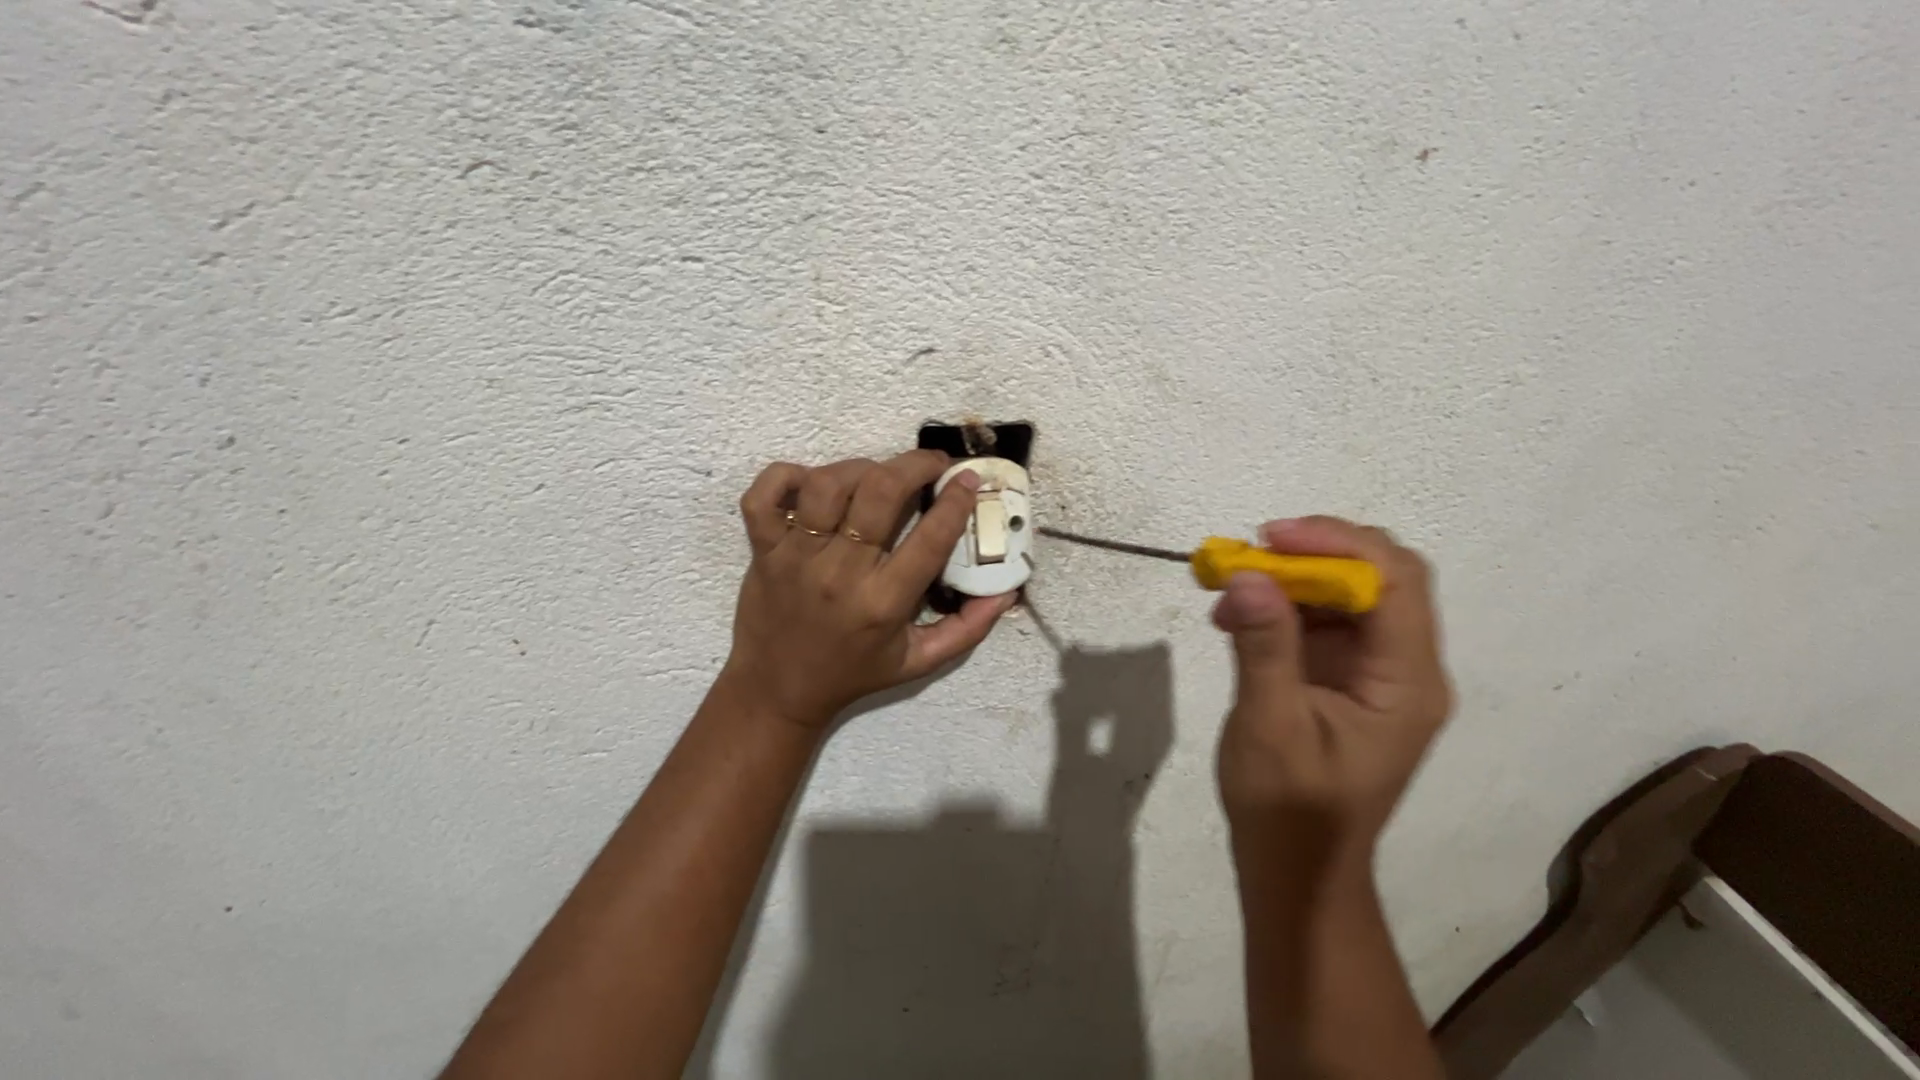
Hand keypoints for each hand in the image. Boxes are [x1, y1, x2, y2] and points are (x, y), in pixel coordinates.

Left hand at [721, 450, 1018, 730]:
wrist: (778, 691)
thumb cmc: (853, 673)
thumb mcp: (919, 661)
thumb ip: (967, 628)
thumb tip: (1007, 592)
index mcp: (883, 603)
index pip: (930, 538)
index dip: (956, 500)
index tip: (968, 479)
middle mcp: (840, 574)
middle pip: (879, 492)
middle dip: (915, 464)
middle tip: (932, 464)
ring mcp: (796, 558)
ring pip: (827, 484)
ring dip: (859, 467)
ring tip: (876, 474)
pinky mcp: (763, 550)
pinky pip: (763, 496)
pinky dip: (785, 475)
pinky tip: (812, 482)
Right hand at [1211, 517, 1452, 854]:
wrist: (1298, 870)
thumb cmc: (1289, 810)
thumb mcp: (1270, 726)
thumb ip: (1264, 647)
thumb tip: (1247, 574)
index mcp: (1406, 683)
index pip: (1394, 582)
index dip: (1336, 544)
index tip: (1268, 537)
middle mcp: (1406, 670)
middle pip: (1382, 578)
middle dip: (1317, 552)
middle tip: (1252, 552)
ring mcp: (1379, 675)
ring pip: (1353, 594)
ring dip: (1296, 577)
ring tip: (1235, 582)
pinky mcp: (1349, 681)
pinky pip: (1328, 622)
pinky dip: (1287, 606)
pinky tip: (1241, 615)